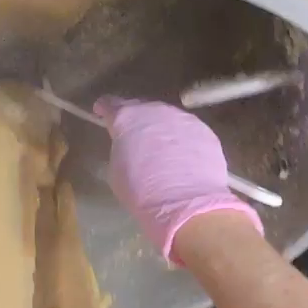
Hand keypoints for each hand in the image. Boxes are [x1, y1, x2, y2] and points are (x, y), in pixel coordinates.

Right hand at [93, 98, 262, 263]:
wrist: (186, 204)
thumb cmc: (140, 190)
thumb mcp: (116, 170)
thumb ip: (121, 149)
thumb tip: (129, 147)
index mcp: (127, 117)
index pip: (110, 104)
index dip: (105, 108)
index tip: (102, 112)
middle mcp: (155, 110)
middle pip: (141, 108)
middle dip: (136, 119)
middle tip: (134, 136)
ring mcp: (183, 118)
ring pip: (167, 118)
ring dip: (161, 129)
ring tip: (162, 150)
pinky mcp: (204, 131)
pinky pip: (188, 132)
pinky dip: (183, 141)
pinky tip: (183, 158)